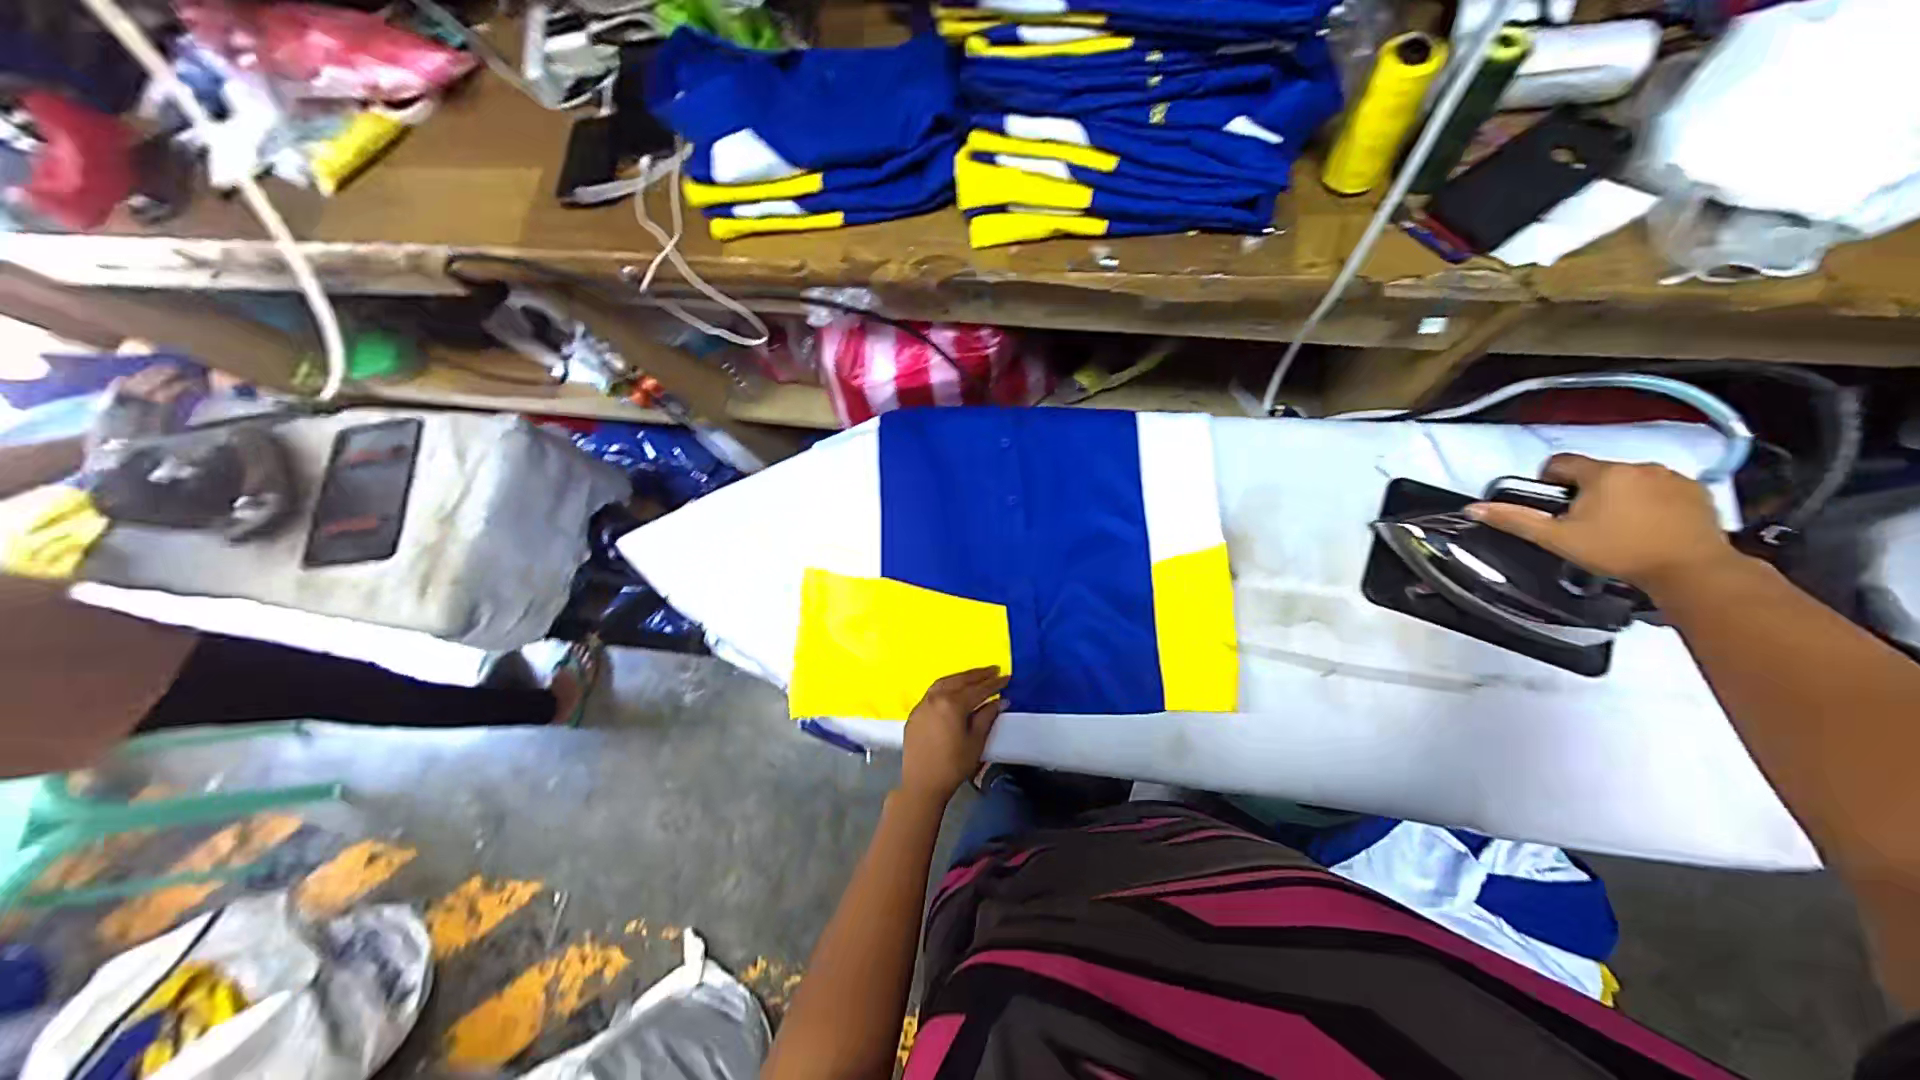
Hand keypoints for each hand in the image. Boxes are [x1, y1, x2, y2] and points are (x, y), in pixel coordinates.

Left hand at [899, 667, 1007, 804]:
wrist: (922, 783)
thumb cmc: (953, 765)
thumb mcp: (975, 742)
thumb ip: (987, 717)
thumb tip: (999, 701)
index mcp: (952, 704)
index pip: (978, 689)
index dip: (994, 684)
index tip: (1006, 677)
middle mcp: (935, 698)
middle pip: (960, 681)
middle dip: (978, 675)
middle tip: (994, 670)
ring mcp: (922, 704)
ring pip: (944, 683)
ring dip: (961, 677)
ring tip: (976, 675)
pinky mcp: (915, 713)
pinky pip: (932, 692)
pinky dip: (947, 686)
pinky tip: (954, 689)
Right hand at [1466, 453, 1740, 594]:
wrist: (1690, 569)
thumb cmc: (1618, 551)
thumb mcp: (1557, 539)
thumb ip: (1515, 520)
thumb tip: (1474, 508)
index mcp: (1601, 474)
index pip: (1561, 462)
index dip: (1550, 481)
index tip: (1555, 504)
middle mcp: (1637, 466)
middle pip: (1597, 472)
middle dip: (1587, 492)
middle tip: (1584, 523)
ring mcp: (1672, 477)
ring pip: (1630, 479)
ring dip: (1620, 495)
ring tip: (1619, 526)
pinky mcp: (1698, 490)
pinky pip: (1662, 488)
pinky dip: (1652, 501)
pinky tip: (1649, 525)